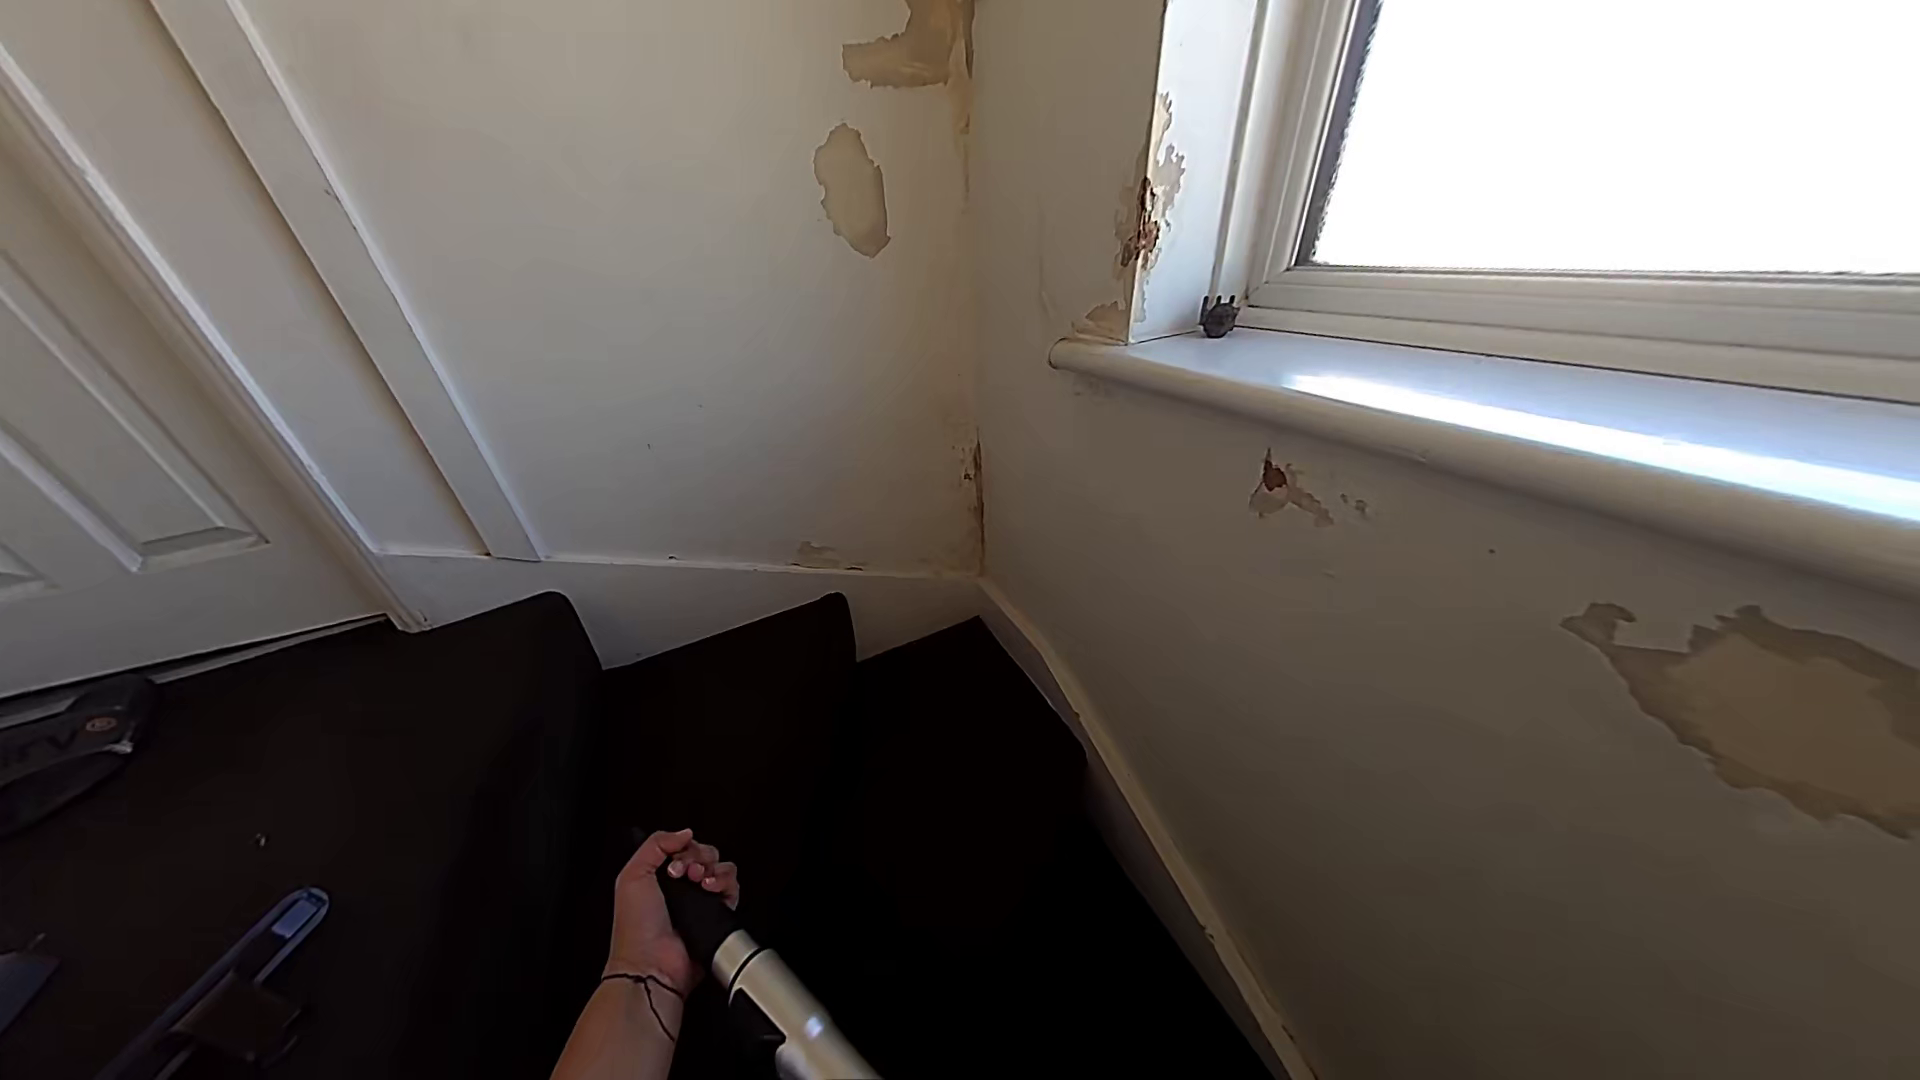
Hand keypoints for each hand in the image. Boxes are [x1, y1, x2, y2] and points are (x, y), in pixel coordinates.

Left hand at [605, 829, 739, 992]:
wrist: (651, 963)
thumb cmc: (636, 928)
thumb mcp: (632, 876)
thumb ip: (656, 844)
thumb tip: (685, 832)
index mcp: (661, 878)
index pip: (684, 847)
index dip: (683, 848)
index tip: (674, 862)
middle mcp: (682, 888)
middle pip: (705, 853)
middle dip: (699, 856)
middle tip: (686, 872)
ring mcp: (701, 900)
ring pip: (721, 867)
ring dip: (713, 868)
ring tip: (699, 882)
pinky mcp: (718, 912)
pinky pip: (732, 886)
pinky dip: (725, 882)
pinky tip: (711, 889)